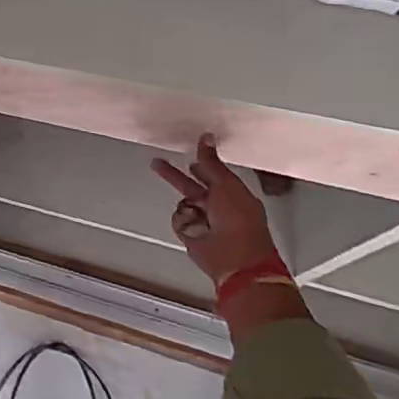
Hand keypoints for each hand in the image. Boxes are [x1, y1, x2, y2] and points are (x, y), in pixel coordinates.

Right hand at [150, 134, 281, 286]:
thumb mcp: (225, 185)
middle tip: (158, 163)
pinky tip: (196, 227)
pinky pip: (178, 218)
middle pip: (190, 185)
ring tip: (198, 216)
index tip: (190, 152)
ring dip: (187, 207)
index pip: (212, 172)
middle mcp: (218, 207)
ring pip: (183, 203)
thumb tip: (206, 138)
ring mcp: (204, 221)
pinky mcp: (192, 233)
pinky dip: (185, 220)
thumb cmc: (240, 223)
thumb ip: (210, 161)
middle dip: (174, 176)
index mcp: (232, 193)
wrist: (236, 260)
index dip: (201, 162)